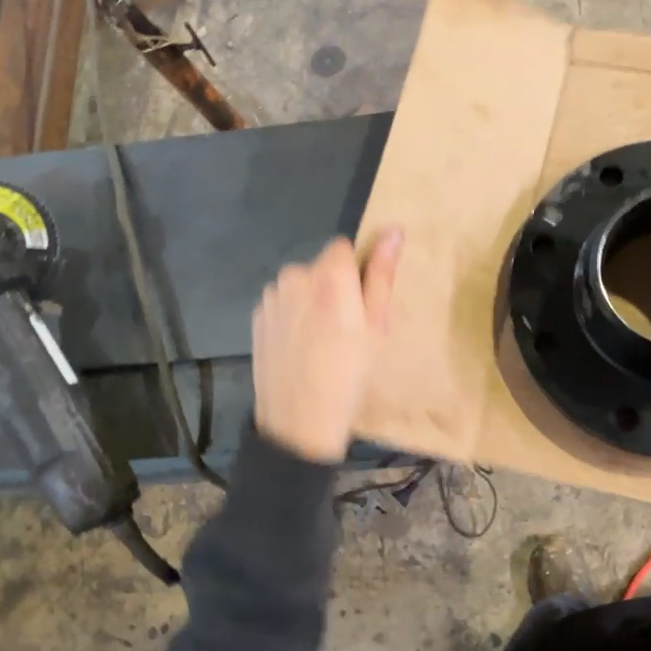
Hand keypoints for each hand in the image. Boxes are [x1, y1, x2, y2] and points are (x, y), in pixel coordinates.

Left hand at [251, 230, 403, 462]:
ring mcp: (271, 297)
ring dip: (310, 302)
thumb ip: (383, 273)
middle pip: (320, 267)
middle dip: (332, 287)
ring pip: (300, 286)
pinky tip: (300, 349)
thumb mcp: (377, 325)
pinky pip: (282, 305)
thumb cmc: (350, 372)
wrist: (300, 419)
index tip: (361, 303)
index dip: (356, 272)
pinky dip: (292, 318)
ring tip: (321, 342)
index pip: (344, 247)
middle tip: (346, 328)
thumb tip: (393, 230)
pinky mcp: (257, 317)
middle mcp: (295, 275)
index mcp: (329, 274)